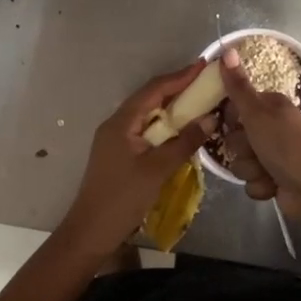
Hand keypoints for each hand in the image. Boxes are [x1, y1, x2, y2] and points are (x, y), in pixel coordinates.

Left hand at [63, 61, 214, 251]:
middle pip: (151, 97)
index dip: (180, 76)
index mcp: (122, 121)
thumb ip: (185, 142)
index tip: (204, 66)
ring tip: (200, 102)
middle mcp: (117, 123)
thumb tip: (211, 118)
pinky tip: (182, 130)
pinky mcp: (120, 153)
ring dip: (173, 107)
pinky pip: (146, 129)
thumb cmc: (122, 199)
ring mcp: (117, 139)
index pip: (154, 89)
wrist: (89, 234)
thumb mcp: (158, 170)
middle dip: (178, 88)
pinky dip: (166, 124)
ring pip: (149, 113)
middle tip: (206, 82)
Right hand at [219, 46, 300, 223]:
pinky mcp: (273, 179)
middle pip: (235, 138)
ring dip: (251, 169)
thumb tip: (227, 48)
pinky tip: (273, 185)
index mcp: (270, 105)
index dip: (232, 119)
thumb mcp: (257, 113)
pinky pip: (251, 182)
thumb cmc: (284, 145)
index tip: (238, 124)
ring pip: (241, 162)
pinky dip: (260, 186)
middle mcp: (271, 127)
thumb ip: (238, 86)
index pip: (235, 108)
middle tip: (257, 149)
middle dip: (243, 149)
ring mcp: (272, 154)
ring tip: (268, 170)